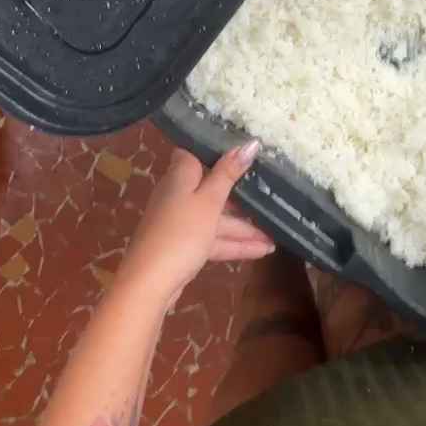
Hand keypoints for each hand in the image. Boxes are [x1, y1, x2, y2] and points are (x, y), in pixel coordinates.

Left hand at [121, 142, 275, 305]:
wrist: (150, 282)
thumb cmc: (181, 232)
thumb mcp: (209, 200)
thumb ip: (229, 173)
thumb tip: (250, 143)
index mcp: (181, 175)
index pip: (196, 153)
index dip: (217, 149)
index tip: (244, 149)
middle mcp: (179, 194)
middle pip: (212, 187)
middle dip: (240, 194)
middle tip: (270, 190)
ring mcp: (182, 221)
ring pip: (216, 217)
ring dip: (244, 227)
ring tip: (276, 233)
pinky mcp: (185, 245)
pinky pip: (214, 238)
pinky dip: (235, 244)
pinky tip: (263, 251)